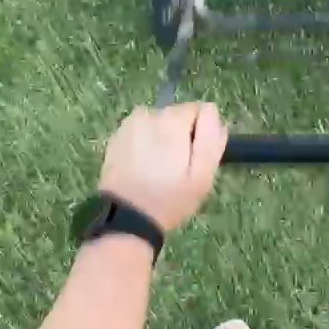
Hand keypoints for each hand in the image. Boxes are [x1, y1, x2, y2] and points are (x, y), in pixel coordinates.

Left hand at [98, 103, 227, 232]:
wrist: (126, 218)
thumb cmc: (170, 199)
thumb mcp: (202, 176)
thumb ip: (211, 140)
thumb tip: (213, 115)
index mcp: (171, 119)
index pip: (200, 110)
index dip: (203, 134)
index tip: (195, 159)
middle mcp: (147, 113)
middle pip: (177, 116)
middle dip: (181, 137)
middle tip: (178, 170)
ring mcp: (127, 125)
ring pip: (158, 125)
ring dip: (162, 141)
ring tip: (159, 171)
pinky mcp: (115, 139)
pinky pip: (140, 135)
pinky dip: (144, 146)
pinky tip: (143, 170)